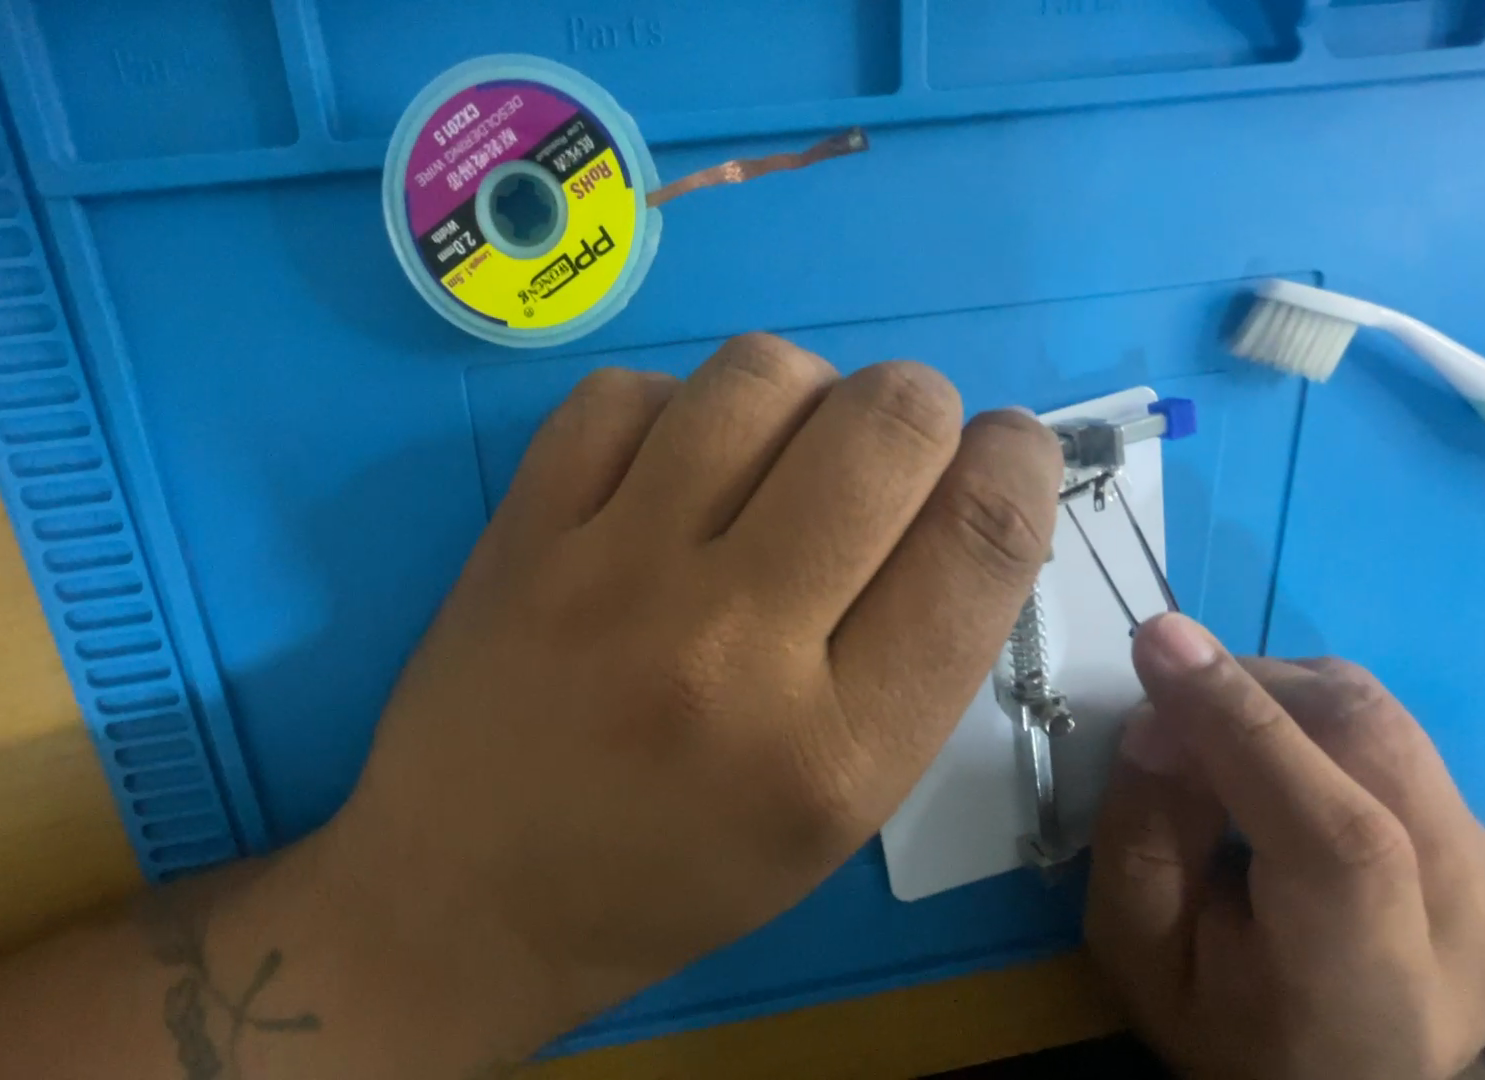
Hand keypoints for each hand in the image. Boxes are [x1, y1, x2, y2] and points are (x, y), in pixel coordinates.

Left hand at [317, 334, 1061, 1072]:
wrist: (466, 891)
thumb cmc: (664, 874)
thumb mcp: (830, 813)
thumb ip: (912, 657)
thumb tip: (955, 495)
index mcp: (838, 748)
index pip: (981, 537)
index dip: (1018, 461)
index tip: (1004, 449)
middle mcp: (733, 640)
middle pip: (886, 425)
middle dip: (917, 407)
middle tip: (883, 445)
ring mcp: (615, 569)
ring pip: (758, 375)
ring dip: (798, 388)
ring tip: (776, 443)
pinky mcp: (524, 529)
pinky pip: (626, 394)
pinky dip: (671, 406)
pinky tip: (665, 461)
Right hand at [1086, 615, 1484, 1079]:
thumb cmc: (1210, 1022)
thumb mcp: (1133, 943)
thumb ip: (1143, 835)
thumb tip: (1159, 722)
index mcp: (1364, 983)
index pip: (1333, 833)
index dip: (1243, 724)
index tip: (1159, 642)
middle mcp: (1467, 930)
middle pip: (1378, 747)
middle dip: (1254, 683)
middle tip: (1167, 687)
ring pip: (1389, 725)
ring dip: (1280, 694)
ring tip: (1209, 727)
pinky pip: (1397, 744)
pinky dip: (1311, 720)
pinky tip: (1266, 761)